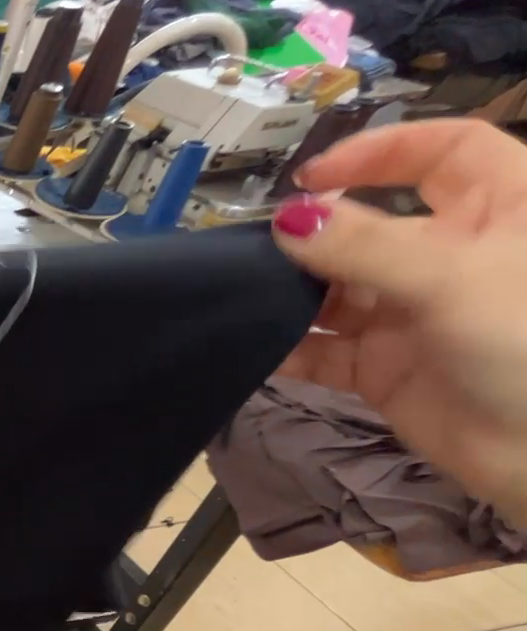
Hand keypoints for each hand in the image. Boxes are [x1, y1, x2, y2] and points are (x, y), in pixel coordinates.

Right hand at [271, 119, 526, 522]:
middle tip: (252, 252)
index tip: (306, 179)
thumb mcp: (454, 279)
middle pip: (368, 227)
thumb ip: (364, 248)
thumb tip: (284, 220)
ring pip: (333, 291)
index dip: (379, 153)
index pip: (443, 153)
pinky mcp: (378, 367)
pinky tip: (249, 350)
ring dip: (288, 295)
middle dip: (311, 236)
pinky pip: (317, 350)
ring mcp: (410, 315)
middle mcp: (452, 258)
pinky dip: (282, 350)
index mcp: (502, 212)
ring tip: (241, 300)